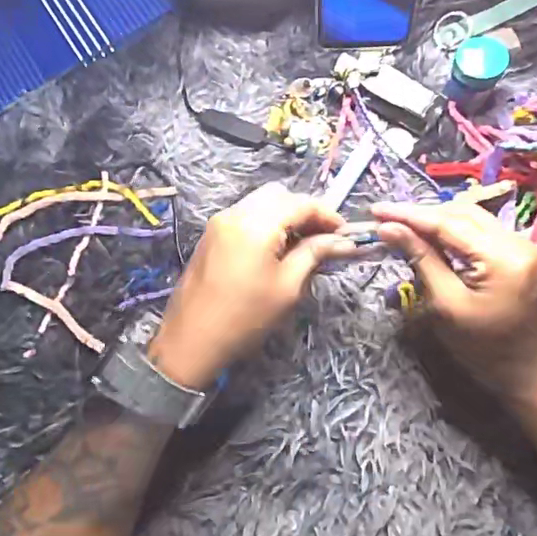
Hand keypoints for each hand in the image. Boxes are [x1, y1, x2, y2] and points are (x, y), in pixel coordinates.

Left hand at [149, 183, 352, 389]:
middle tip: (324, 238)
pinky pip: (245, 215)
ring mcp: (219, 222)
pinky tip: (276, 248)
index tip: (345, 233)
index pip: (300, 202)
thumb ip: (314, 254)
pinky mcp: (210, 235)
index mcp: (255, 223)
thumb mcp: (287, 287)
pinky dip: (265, 222)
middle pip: (279, 195)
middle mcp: (235, 213)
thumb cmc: (245, 317)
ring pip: (260, 202)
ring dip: (285, 215)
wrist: (191, 340)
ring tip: (302, 245)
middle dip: (305, 210)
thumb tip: (342, 241)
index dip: (327, 214)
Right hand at [372, 200, 536, 406]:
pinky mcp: (522, 252)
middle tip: (385, 215)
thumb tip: (389, 228)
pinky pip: (483, 229)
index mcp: (504, 258)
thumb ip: (421, 259)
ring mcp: (525, 245)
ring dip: (438, 217)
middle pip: (463, 213)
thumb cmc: (482, 348)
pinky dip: (455, 228)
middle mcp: (520, 242)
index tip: (377, 210)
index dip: (409, 215)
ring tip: (403, 222)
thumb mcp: (446, 304)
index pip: (449, 224)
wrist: (525, 372)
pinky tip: (430, 233)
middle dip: (422, 212)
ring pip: (473, 217)